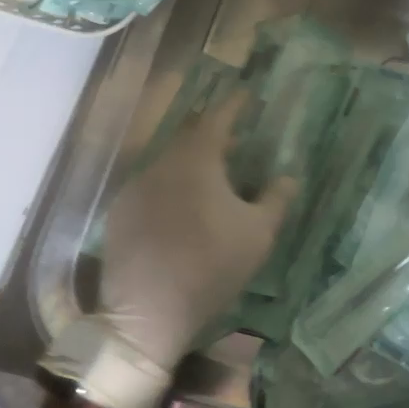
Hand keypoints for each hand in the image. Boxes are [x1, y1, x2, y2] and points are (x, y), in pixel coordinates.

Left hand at [69, 91, 296, 407]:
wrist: (147, 313)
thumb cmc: (210, 267)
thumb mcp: (258, 234)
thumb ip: (276, 199)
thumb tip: (288, 176)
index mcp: (196, 160)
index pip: (218, 117)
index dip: (235, 104)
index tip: (248, 94)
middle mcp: (161, 164)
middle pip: (189, 137)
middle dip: (214, 134)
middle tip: (236, 139)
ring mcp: (135, 189)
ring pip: (168, 162)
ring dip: (191, 163)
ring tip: (212, 178)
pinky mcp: (119, 214)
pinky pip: (150, 187)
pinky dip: (170, 187)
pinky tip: (182, 209)